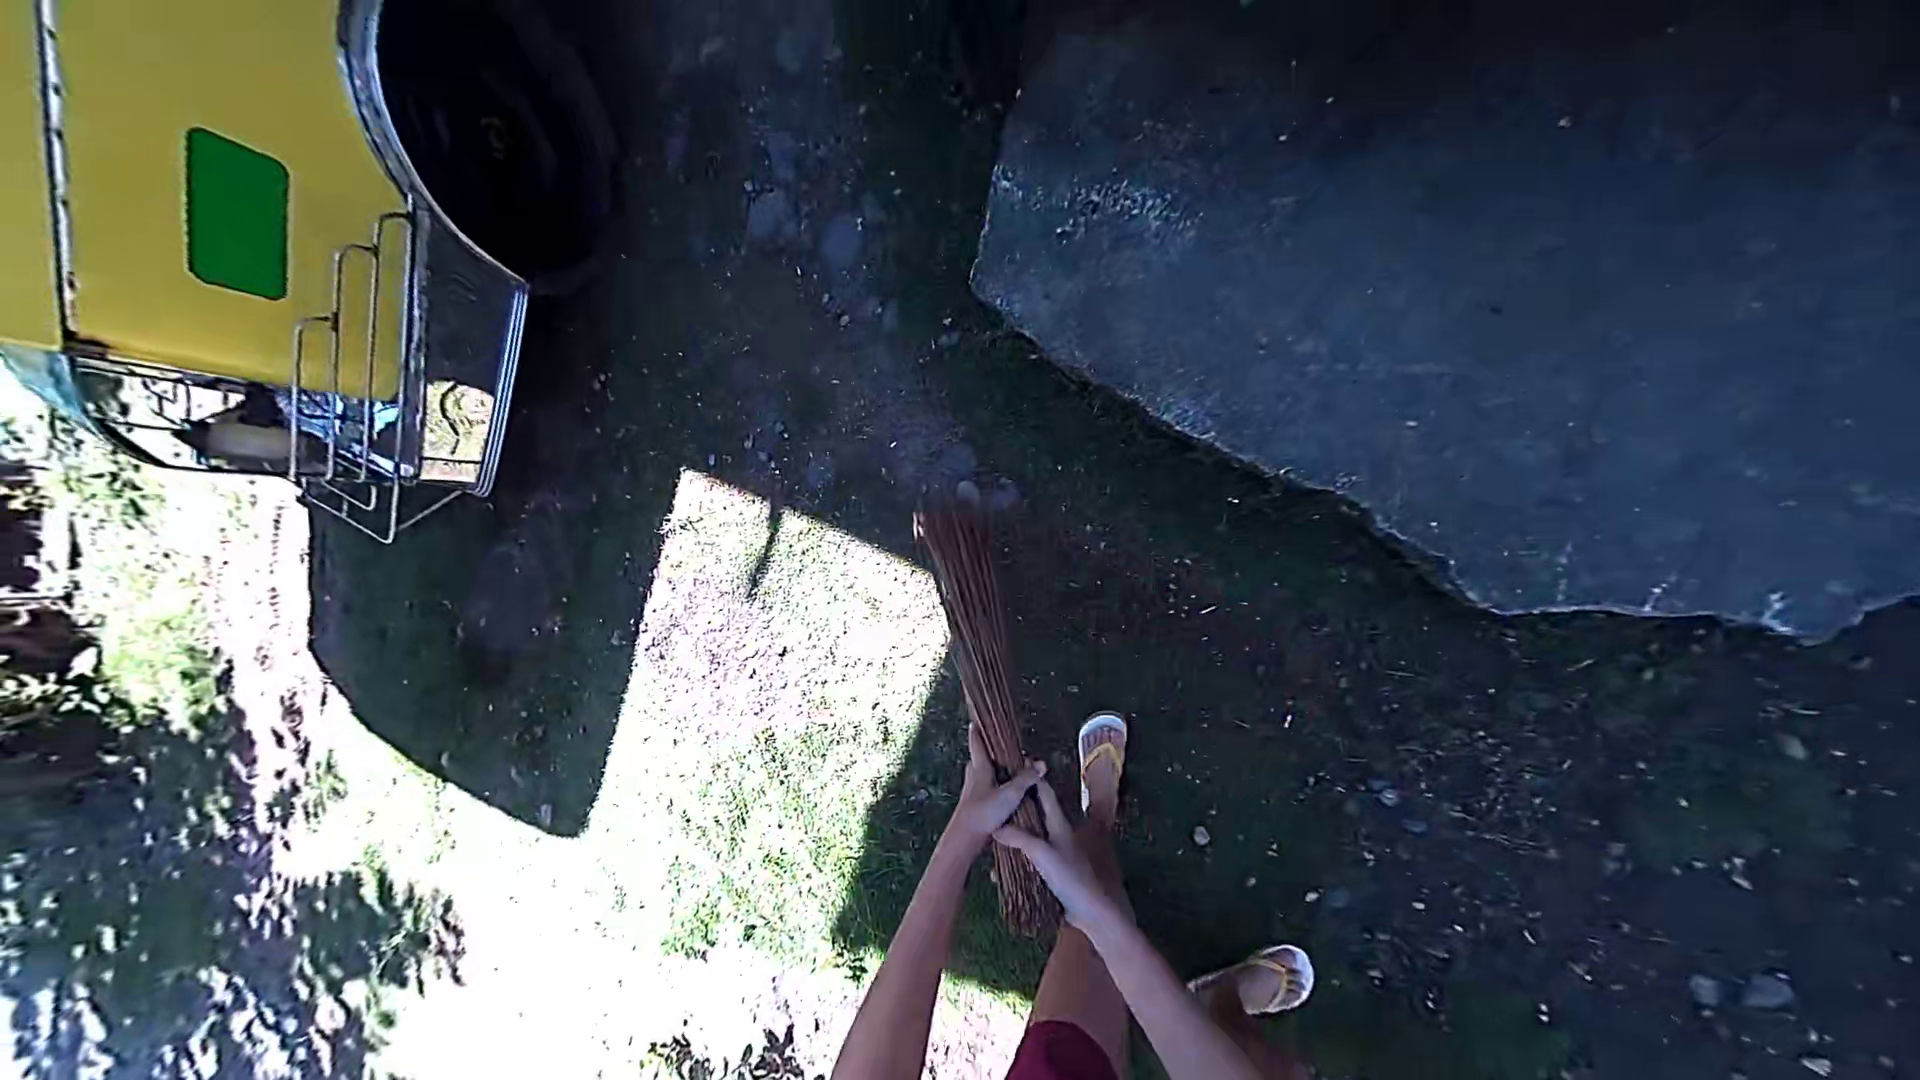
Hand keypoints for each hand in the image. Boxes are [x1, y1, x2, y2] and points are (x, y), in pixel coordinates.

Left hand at [945, 722, 1046, 849]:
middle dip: (986, 754)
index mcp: (979, 769)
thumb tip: (1040, 764)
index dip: (976, 733)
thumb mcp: (1010, 794)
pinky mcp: (973, 807)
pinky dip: (991, 788)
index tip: (974, 722)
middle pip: (978, 760)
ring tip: (1005, 773)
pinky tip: (1002, 796)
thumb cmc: (985, 811)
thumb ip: (1026, 779)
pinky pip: (983, 791)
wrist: (965, 839)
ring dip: (990, 773)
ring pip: (980, 777)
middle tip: (998, 750)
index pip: (976, 745)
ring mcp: (971, 793)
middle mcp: (973, 778)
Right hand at [992, 773, 1114, 929]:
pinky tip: (999, 875)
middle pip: (1036, 814)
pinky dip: (1016, 864)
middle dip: (1018, 807)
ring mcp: (1057, 854)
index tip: (1017, 765)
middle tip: (997, 803)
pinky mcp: (1055, 874)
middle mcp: (1059, 834)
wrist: (1092, 913)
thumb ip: (1020, 838)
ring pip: (1032, 838)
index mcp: (1060, 823)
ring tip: (992, 838)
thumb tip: (995, 827)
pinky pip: (1031, 863)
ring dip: (1014, 838)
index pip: (1045, 792)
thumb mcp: (1043, 853)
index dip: (1033, 777)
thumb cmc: (1071, 876)